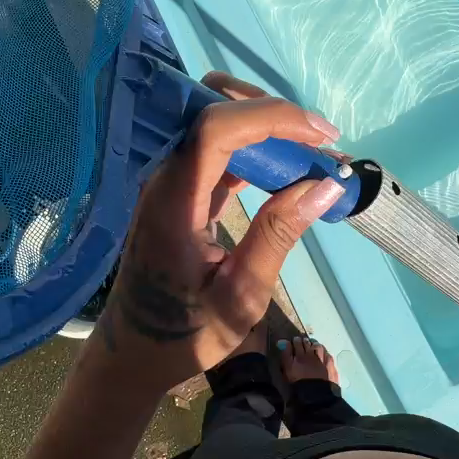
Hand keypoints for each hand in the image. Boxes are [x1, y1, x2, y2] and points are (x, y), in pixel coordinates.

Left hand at [93, 72, 343, 395]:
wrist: (133, 351)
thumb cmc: (184, 333)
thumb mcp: (240, 295)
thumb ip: (277, 235)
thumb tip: (325, 184)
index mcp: (173, 200)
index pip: (215, 128)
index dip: (271, 116)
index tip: (321, 136)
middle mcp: (167, 177)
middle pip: (211, 108)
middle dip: (271, 112)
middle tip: (321, 144)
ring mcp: (171, 181)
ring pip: (217, 124)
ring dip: (268, 129)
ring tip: (316, 157)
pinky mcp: (181, 190)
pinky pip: (219, 150)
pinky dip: (258, 150)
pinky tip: (291, 171)